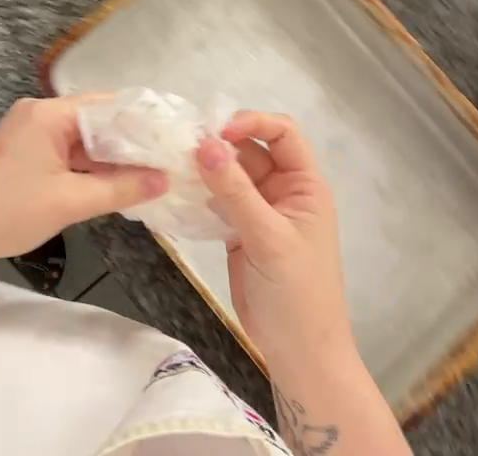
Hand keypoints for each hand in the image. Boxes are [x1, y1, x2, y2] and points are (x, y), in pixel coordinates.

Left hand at [0, 95, 168, 267]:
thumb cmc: (7, 211)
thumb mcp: (69, 202)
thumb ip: (120, 189)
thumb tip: (163, 179)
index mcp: (49, 114)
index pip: (108, 105)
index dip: (143, 122)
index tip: (176, 138)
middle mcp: (39, 113)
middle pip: (96, 121)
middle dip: (131, 142)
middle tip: (172, 160)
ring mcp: (29, 132)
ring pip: (82, 139)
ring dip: (111, 157)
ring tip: (155, 173)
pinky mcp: (24, 152)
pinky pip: (66, 152)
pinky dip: (89, 167)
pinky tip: (117, 184)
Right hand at [195, 112, 354, 363]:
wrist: (298, 354)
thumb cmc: (298, 293)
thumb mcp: (268, 238)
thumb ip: (235, 190)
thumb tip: (204, 144)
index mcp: (305, 186)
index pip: (283, 133)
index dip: (252, 123)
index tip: (216, 131)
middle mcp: (283, 191)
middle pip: (250, 149)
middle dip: (220, 143)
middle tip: (182, 144)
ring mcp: (259, 211)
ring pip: (230, 173)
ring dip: (205, 167)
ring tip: (172, 164)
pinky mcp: (238, 230)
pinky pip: (217, 198)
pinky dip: (198, 192)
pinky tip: (175, 190)